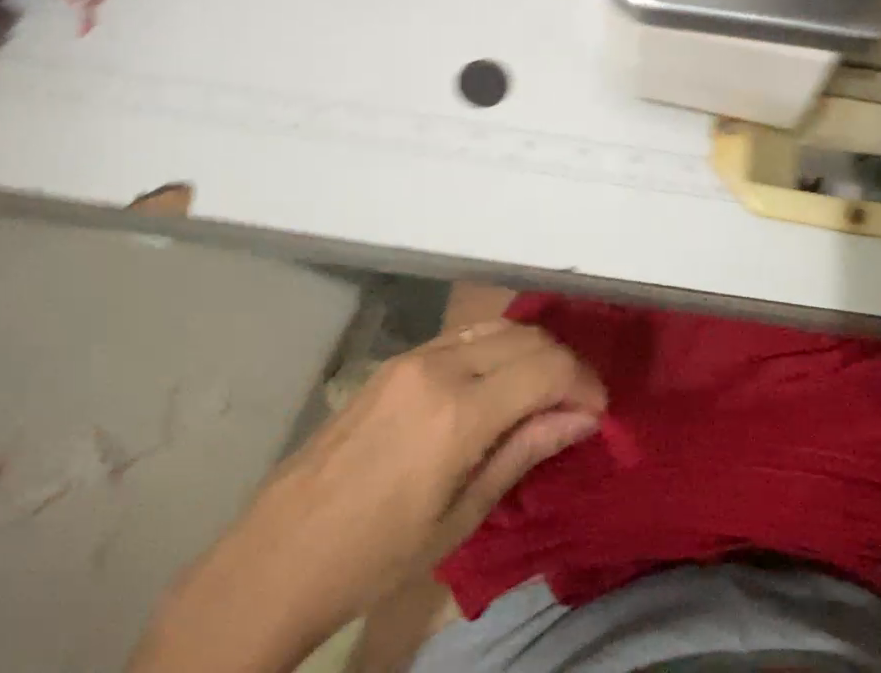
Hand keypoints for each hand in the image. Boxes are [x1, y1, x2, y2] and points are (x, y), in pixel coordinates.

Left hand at [129, 320, 606, 672]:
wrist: (281, 552)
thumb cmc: (377, 553)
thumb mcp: (462, 515)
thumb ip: (525, 452)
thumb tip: (582, 418)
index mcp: (458, 411)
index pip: (547, 368)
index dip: (584, 385)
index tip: (599, 414)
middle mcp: (437, 367)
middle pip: (526, 338)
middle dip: (565, 365)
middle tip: (579, 407)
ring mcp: (410, 358)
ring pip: (496, 328)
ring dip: (532, 352)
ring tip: (545, 395)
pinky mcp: (393, 363)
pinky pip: (463, 338)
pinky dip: (497, 350)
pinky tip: (501, 385)